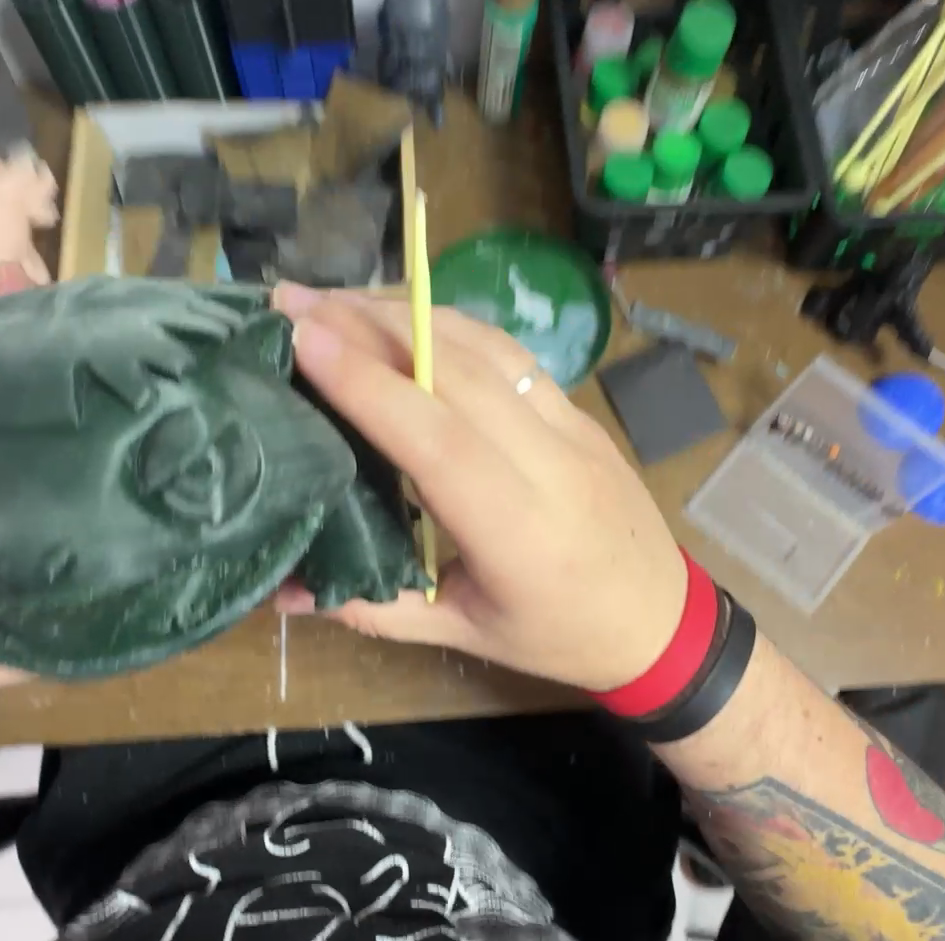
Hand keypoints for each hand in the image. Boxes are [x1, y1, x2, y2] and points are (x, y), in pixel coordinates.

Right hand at [270, 284, 688, 692]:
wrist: (663, 620)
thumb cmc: (560, 638)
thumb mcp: (465, 635)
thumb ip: (374, 607)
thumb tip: (281, 591)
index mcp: (517, 532)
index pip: (438, 440)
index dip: (369, 384)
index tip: (303, 338)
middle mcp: (549, 464)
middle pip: (456, 373)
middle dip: (369, 325)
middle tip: (291, 301)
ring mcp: (573, 427)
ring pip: (485, 348)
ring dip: (407, 311)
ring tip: (335, 297)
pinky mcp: (580, 412)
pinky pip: (510, 354)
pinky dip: (449, 326)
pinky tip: (406, 316)